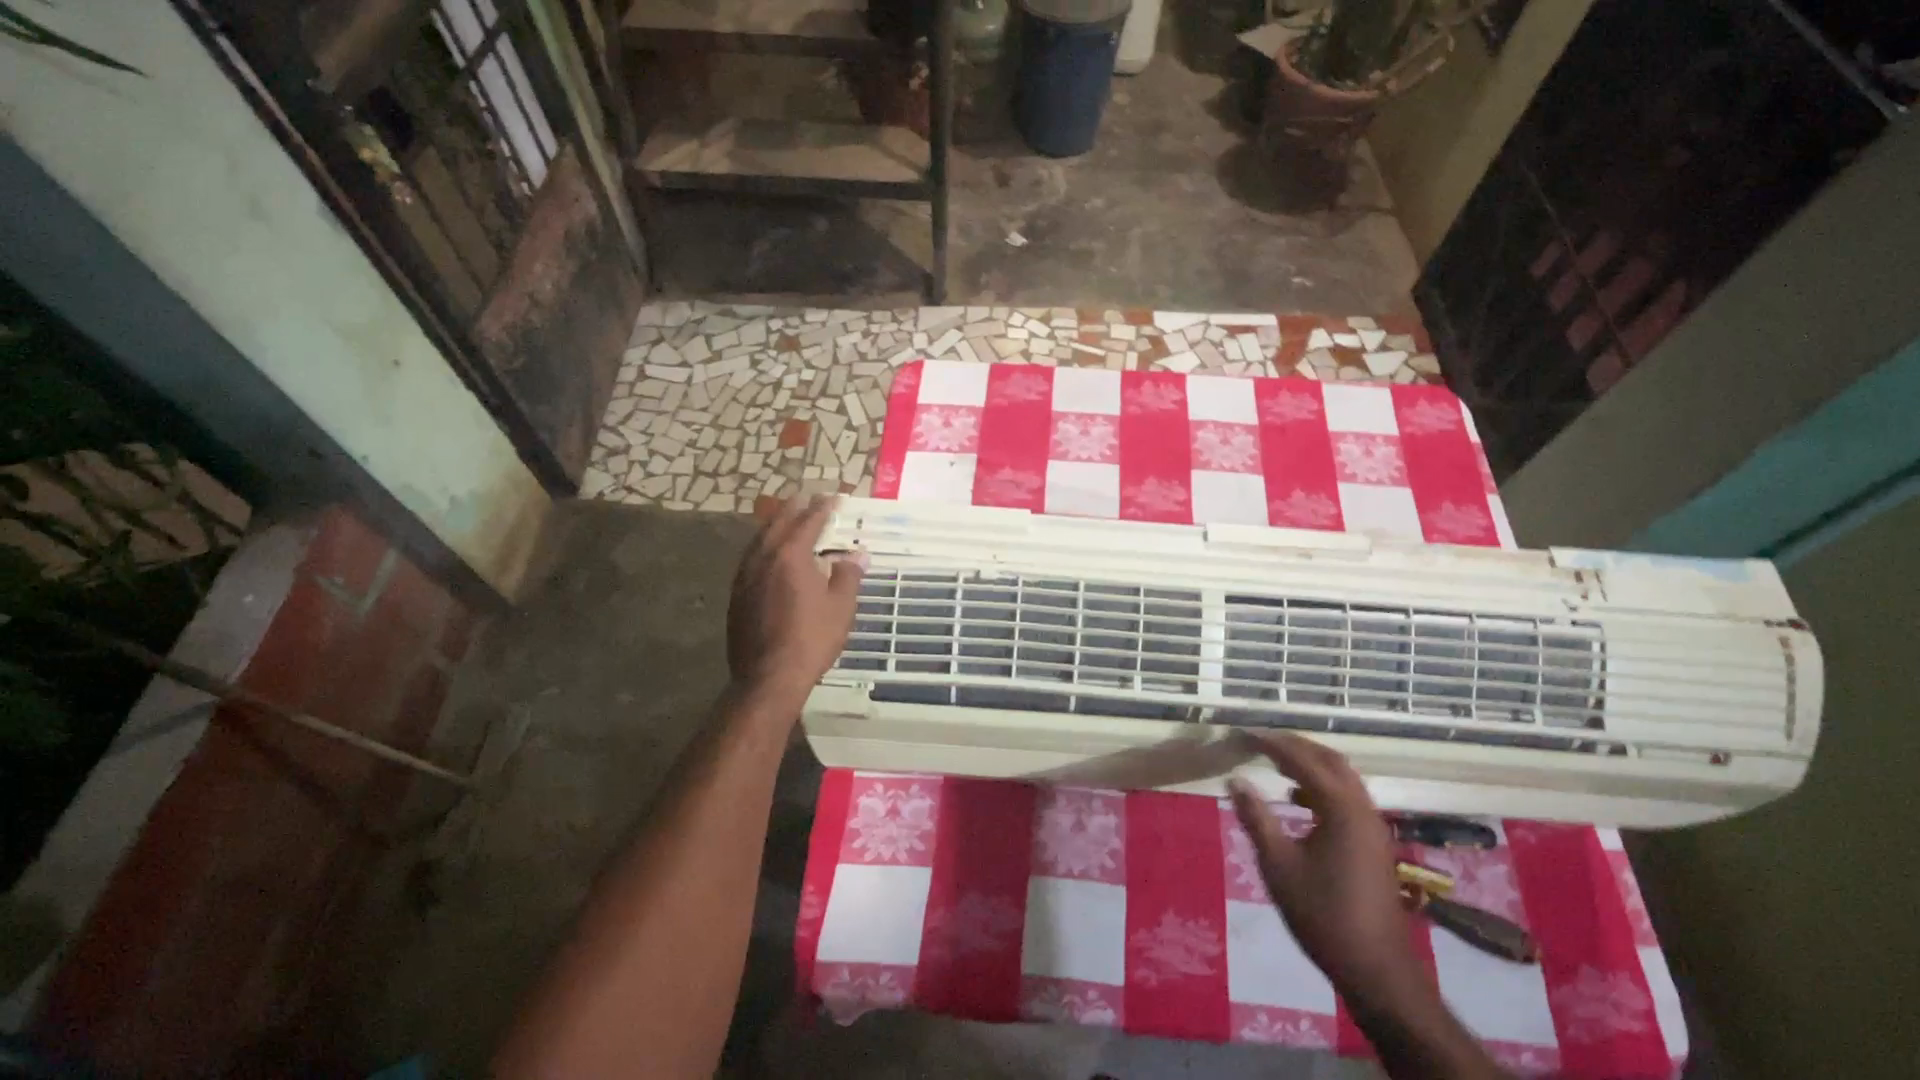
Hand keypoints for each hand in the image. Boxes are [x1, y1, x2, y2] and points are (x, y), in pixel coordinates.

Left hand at [727, 496, 865, 708]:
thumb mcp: (840, 607)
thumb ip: (848, 576)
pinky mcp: (736, 596)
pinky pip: (751, 559)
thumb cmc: (811, 639)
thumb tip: (856, 555)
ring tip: (788, 521)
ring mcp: (745, 577)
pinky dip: (764, 548)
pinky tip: (771, 557)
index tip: (834, 498)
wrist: (768, 677)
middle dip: (795, 509)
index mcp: (790, 555)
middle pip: (778, 523)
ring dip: (776, 526)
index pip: (808, 522)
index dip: (823, 508)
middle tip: (808, 499)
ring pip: (760, 540)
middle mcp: (763, 558)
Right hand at [1228, 732, 1428, 1012]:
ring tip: (1275, 762)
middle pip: (1330, 761)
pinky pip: (1346, 799)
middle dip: (1296, 746)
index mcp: (1341, 808)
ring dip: (1310, 765)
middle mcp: (1362, 809)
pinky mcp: (1373, 844)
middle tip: (1262, 739)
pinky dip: (1321, 788)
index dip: (1272, 744)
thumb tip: (1236, 779)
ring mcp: (1372, 826)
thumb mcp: (1278, 865)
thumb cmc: (1322, 914)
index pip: (1302, 761)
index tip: (1244, 733)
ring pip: (1342, 780)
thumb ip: (1257, 818)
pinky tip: (1297, 800)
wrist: (1375, 966)